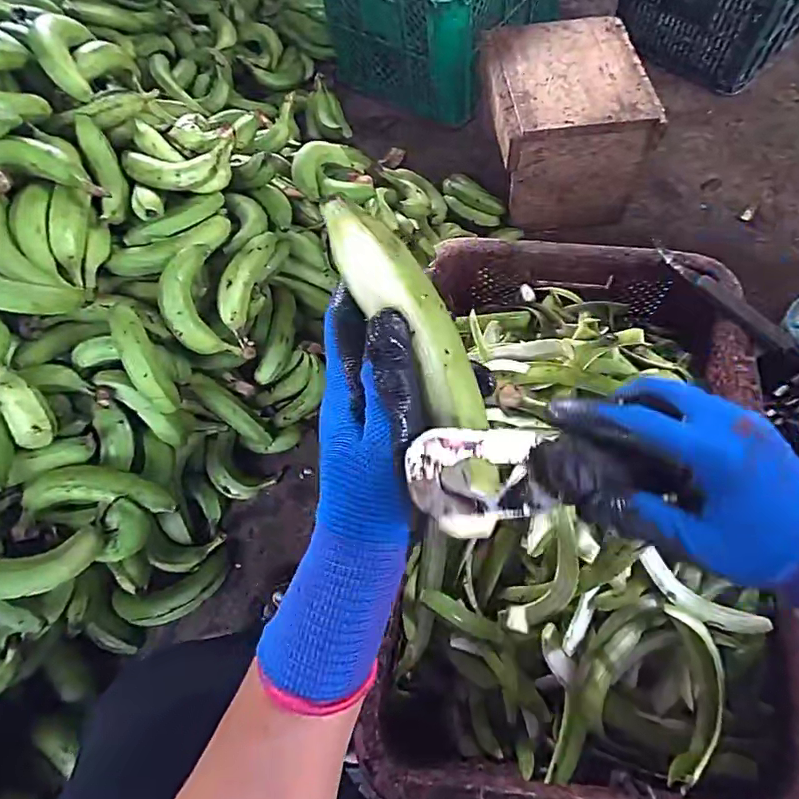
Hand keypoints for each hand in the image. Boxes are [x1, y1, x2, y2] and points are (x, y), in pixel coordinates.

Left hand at [256, 287, 419, 712]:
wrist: (368, 541)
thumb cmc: (373, 490)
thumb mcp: (382, 431)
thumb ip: (386, 377)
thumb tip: (389, 317)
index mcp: (344, 387)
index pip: (343, 324)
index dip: (355, 289)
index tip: (377, 258)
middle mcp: (354, 391)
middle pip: (369, 337)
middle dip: (392, 310)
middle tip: (424, 290)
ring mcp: (371, 410)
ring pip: (391, 361)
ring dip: (414, 343)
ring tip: (443, 330)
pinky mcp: (388, 427)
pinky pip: (406, 389)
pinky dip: (426, 376)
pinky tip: (455, 377)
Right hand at [546, 377, 798, 668]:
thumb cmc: (762, 551)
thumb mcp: (699, 542)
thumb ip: (651, 516)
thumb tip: (607, 499)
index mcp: (713, 452)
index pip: (642, 421)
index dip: (598, 415)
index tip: (565, 411)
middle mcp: (728, 422)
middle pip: (663, 389)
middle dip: (624, 396)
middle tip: (598, 416)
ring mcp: (745, 418)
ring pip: (685, 393)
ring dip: (652, 402)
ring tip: (628, 426)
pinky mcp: (755, 423)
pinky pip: (704, 405)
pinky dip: (677, 410)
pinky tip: (668, 438)